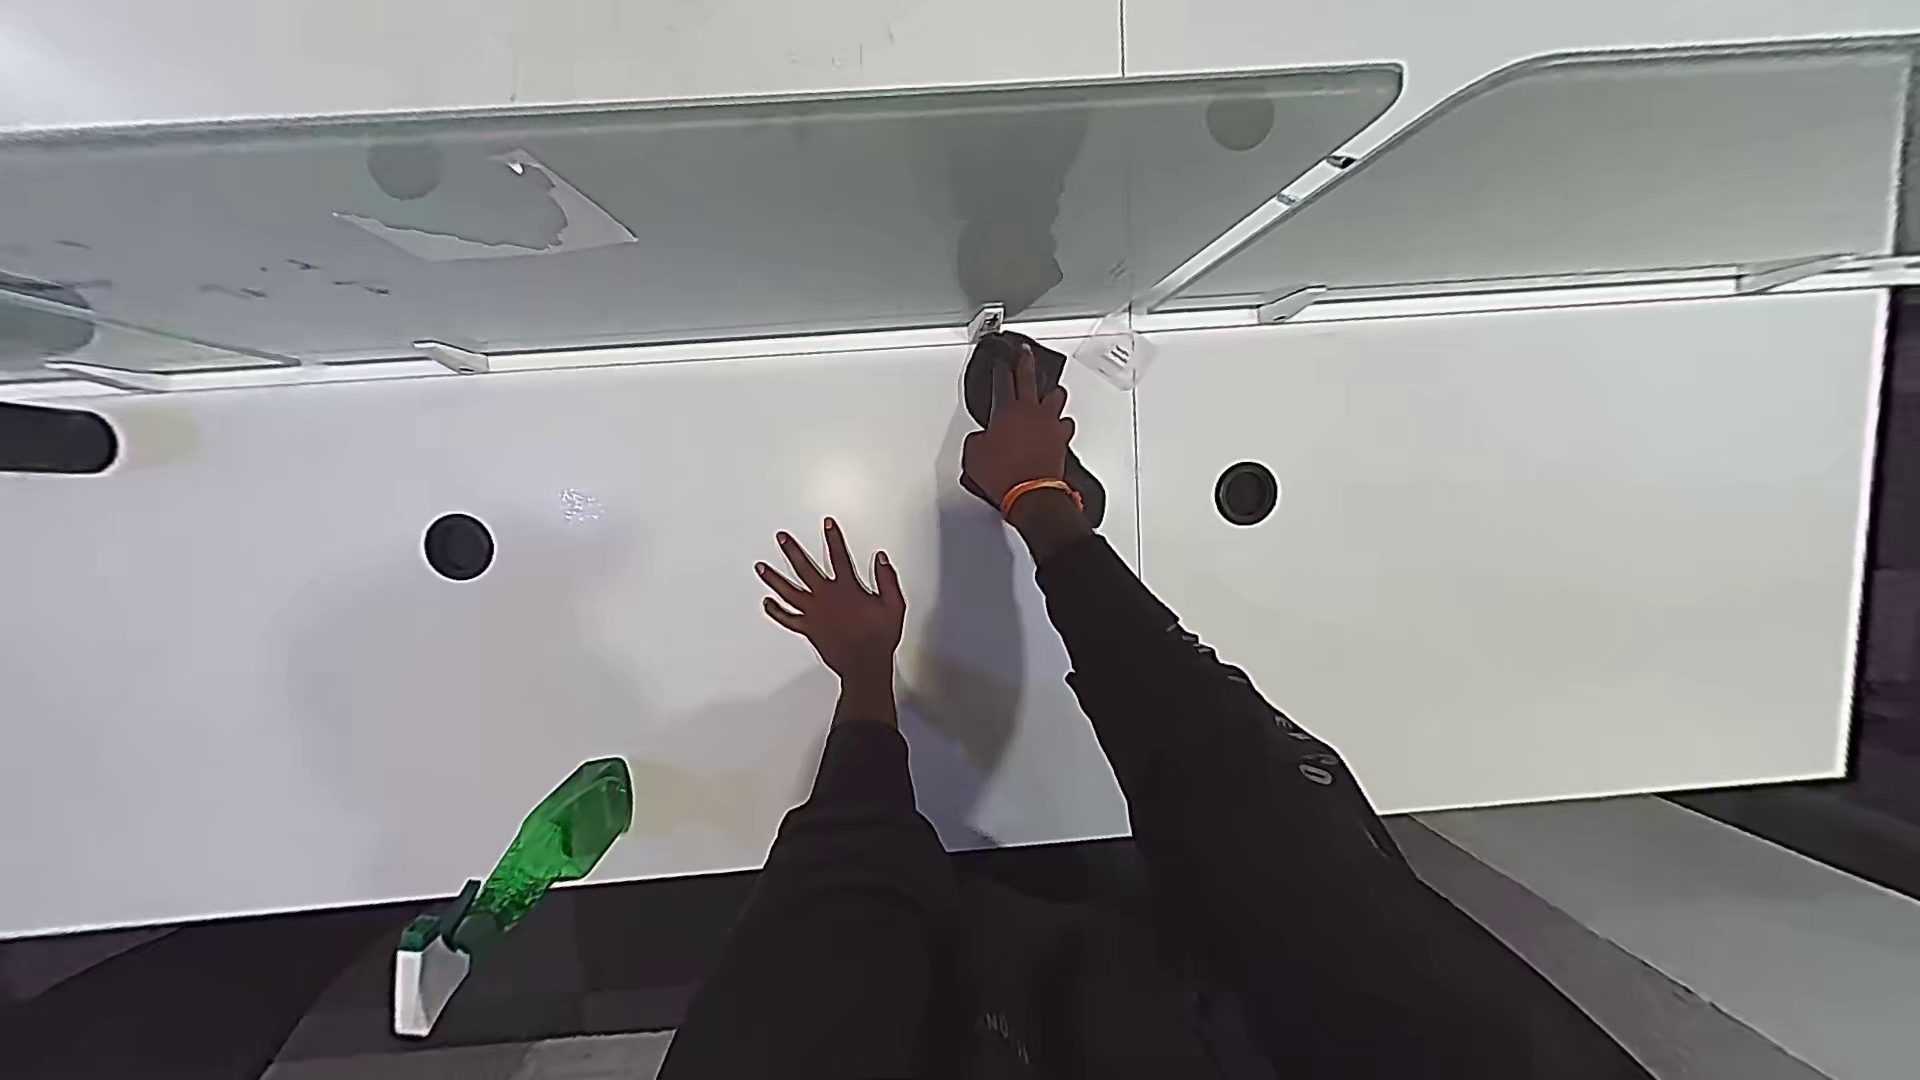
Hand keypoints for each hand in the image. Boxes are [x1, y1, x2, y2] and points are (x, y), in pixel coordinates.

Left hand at [757, 518, 905, 686]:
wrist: (865, 664)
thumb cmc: (879, 637)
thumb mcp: (894, 604)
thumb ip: (887, 579)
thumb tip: (881, 559)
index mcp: (847, 588)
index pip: (838, 555)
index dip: (833, 537)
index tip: (827, 524)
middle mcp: (826, 597)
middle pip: (804, 568)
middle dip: (791, 550)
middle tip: (781, 538)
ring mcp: (814, 613)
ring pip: (787, 591)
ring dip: (773, 578)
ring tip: (761, 567)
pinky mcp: (808, 629)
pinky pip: (787, 618)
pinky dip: (775, 610)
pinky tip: (766, 602)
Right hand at [961, 344, 1075, 509]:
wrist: (1031, 495)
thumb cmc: (1004, 475)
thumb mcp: (974, 455)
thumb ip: (977, 440)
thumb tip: (981, 440)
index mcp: (1007, 410)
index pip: (1002, 379)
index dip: (1000, 367)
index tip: (1000, 360)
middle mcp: (1031, 412)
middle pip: (1029, 377)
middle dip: (1025, 361)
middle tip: (1025, 352)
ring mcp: (1050, 424)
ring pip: (1055, 397)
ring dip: (1050, 392)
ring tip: (1049, 390)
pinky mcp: (1061, 440)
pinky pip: (1064, 424)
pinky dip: (1060, 422)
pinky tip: (1058, 424)